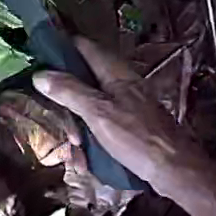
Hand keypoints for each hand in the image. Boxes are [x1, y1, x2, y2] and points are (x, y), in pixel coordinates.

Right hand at [32, 38, 215, 192]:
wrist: (176, 169)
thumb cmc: (136, 137)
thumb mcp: (97, 113)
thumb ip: (69, 91)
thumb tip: (40, 74)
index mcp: (114, 71)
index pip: (83, 46)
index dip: (61, 47)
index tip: (39, 57)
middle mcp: (121, 81)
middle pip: (84, 77)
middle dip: (66, 98)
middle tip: (57, 118)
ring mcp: (127, 103)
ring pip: (91, 105)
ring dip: (78, 125)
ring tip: (76, 148)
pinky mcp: (131, 124)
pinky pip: (102, 124)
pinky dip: (92, 138)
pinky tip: (88, 158)